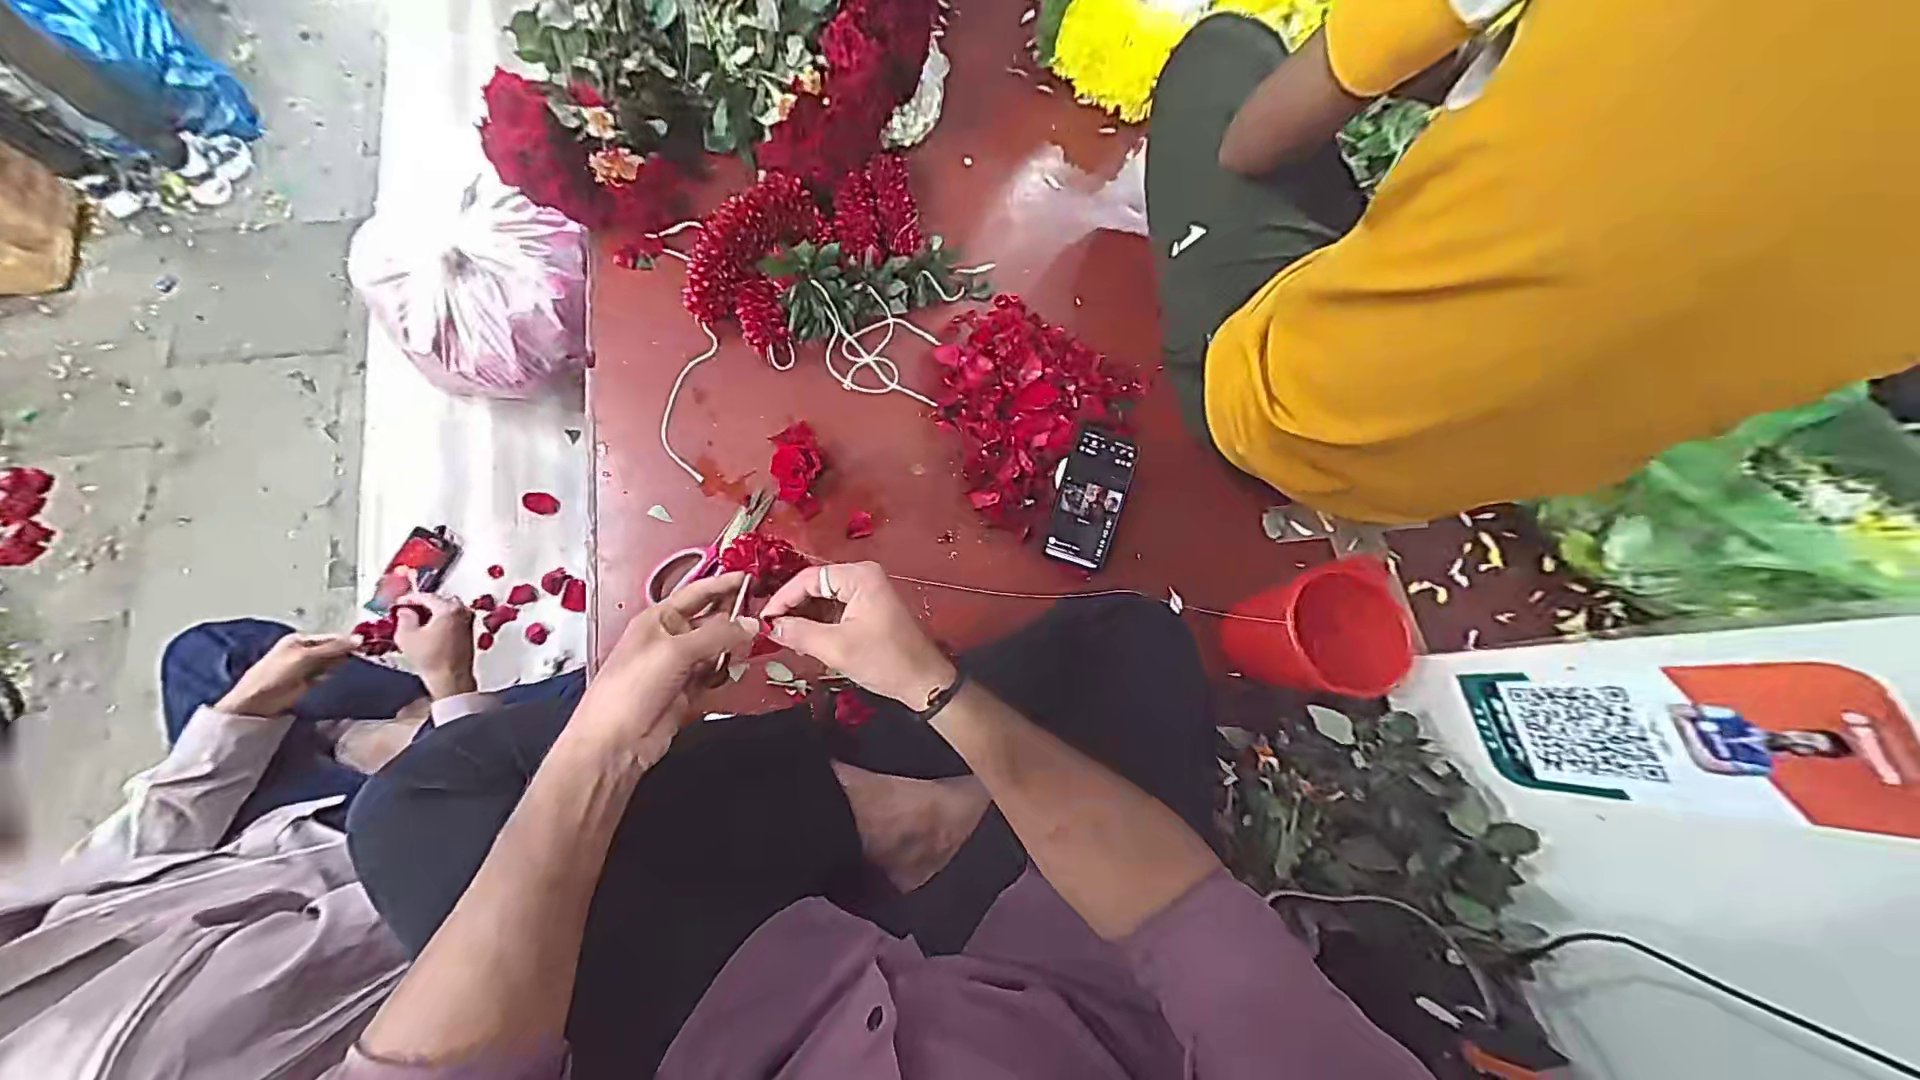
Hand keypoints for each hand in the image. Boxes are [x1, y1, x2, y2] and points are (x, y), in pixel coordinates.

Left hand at [215, 633, 360, 716]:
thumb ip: (334, 647)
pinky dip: (331, 674)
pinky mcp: (309, 678)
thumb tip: (362, 638)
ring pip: (334, 660)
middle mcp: (305, 649)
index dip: (349, 641)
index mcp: (301, 639)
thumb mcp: (306, 656)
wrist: (257, 702)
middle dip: (346, 653)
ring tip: (334, 670)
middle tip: (358, 658)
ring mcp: (307, 665)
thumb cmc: (277, 674)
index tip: (366, 647)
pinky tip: (325, 679)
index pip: (334, 637)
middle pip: (335, 648)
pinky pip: (328, 672)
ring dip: (339, 664)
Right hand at [394, 593, 477, 699]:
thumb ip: (404, 617)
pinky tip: (428, 627)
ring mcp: (469, 620)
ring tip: (414, 618)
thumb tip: (405, 610)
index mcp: (449, 609)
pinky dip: (441, 618)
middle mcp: (463, 611)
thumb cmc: (430, 656)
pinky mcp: (469, 630)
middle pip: (440, 600)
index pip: (427, 596)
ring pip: (448, 608)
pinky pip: (454, 617)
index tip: (398, 602)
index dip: (409, 598)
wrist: (450, 675)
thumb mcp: (407, 635)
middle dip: (422, 603)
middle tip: (406, 609)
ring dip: (432, 610)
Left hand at [569, 572, 758, 768]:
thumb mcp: (676, 651)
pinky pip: (717, 673)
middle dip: (736, 617)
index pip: (698, 593)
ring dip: (735, 646)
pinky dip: (729, 671)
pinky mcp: (690, 690)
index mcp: (659, 619)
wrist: (615, 745)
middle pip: (712, 620)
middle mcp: (671, 638)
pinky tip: (739, 669)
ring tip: (755, 644)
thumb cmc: (632, 689)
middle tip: (764, 614)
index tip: (751, 577)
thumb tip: (752, 624)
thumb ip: (718, 634)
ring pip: (719, 647)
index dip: (724, 583)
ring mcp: (681, 665)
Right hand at [761, 562, 956, 708]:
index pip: (809, 578)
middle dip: (792, 607)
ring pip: (823, 597)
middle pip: (815, 585)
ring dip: (804, 616)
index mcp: (859, 576)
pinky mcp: (868, 607)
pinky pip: (835, 607)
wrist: (923, 680)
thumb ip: (799, 633)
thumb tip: (768, 626)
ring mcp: (867, 591)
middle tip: (769, 630)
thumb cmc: (884, 660)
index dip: (783, 598)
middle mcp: (863, 576)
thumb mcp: (836, 648)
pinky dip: (818, 622)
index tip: (763, 620)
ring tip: (783, 637)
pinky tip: (803, 639)